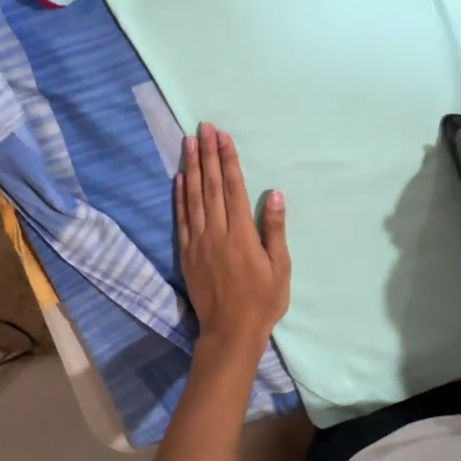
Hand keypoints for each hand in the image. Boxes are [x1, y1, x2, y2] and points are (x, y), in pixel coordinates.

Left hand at [177, 122, 290, 353]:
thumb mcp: (280, 267)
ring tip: (189, 143)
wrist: (230, 333)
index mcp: (242, 233)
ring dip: (192, 167)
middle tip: (203, 127)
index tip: (223, 136)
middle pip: (211, 185)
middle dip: (208, 154)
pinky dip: (180, 196)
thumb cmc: (263, 301)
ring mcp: (198, 242)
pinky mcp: (187, 254)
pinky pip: (182, 218)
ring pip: (193, 197)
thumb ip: (275, 229)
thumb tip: (274, 194)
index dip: (228, 160)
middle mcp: (217, 232)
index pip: (233, 188)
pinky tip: (180, 178)